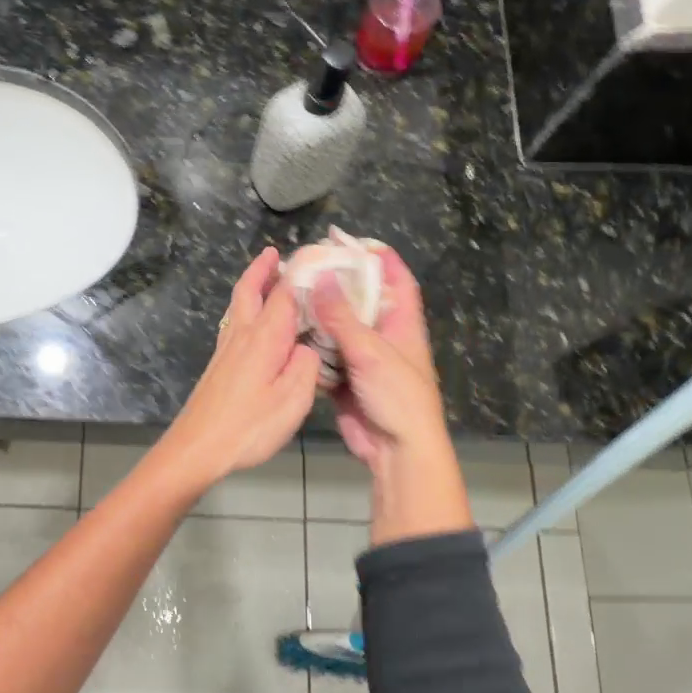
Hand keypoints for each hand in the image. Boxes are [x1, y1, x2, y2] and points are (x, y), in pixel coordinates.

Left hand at [154, 248, 320, 491]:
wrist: (197, 448)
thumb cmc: (248, 427)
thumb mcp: (292, 400)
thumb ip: (306, 367)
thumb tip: (307, 347)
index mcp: (264, 339)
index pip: (284, 294)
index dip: (300, 273)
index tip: (316, 257)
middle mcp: (241, 336)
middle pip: (248, 291)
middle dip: (261, 270)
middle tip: (275, 254)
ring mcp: (225, 351)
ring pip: (237, 307)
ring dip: (252, 288)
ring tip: (267, 279)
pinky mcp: (218, 366)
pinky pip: (234, 325)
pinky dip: (246, 311)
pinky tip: (255, 324)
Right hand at [312, 249, 472, 540]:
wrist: (396, 451)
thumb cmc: (398, 397)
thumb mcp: (371, 352)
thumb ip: (343, 317)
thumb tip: (320, 278)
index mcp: (403, 325)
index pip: (396, 281)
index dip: (379, 259)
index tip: (349, 241)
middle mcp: (384, 338)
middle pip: (361, 303)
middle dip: (337, 285)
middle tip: (306, 268)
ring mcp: (364, 361)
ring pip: (339, 331)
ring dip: (318, 317)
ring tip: (290, 296)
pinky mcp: (346, 382)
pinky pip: (326, 358)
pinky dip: (310, 348)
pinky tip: (288, 335)